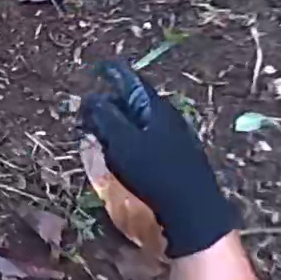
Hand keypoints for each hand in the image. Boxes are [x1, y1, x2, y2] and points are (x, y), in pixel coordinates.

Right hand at [80, 59, 237, 257]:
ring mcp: (172, 137)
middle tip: (86, 113)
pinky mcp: (174, 155)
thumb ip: (105, 117)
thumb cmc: (154, 172)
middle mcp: (166, 117)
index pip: (129, 80)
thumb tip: (91, 98)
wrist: (194, 210)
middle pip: (132, 101)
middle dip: (108, 103)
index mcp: (154, 108)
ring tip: (96, 135)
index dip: (111, 73)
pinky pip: (143, 137)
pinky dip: (125, 138)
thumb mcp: (122, 141)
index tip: (96, 69)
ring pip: (137, 121)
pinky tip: (118, 155)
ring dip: (115, 123)